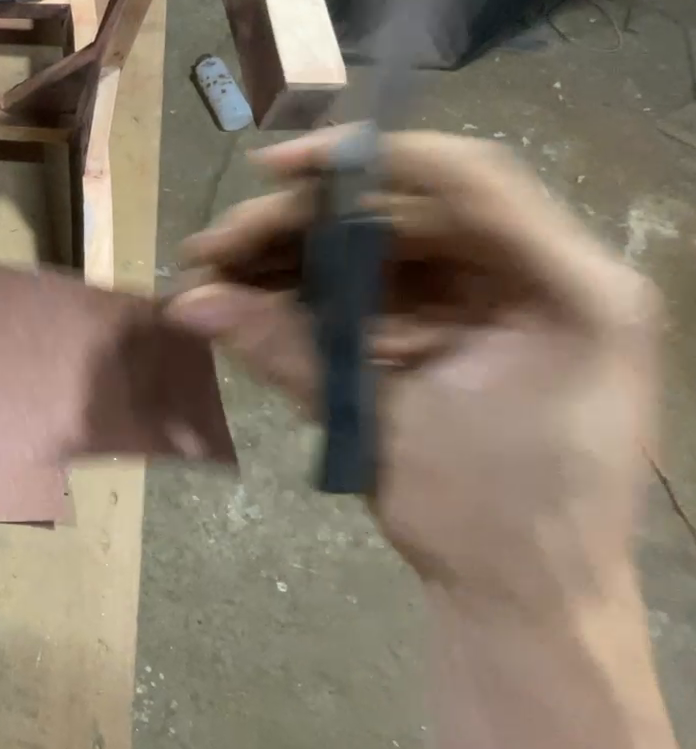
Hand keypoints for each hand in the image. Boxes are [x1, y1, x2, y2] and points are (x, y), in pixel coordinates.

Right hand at [166, 129, 660, 613]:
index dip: (364, 160)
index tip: (270, 169)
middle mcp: (527, 278)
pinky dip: (302, 296)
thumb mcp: (387, 419)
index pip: (465, 179)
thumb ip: (288, 350)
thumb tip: (187, 303)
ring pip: (371, 252)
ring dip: (287, 260)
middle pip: (398, 215)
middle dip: (295, 226)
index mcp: (560, 284)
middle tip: (209, 251)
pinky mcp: (442, 335)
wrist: (521, 589)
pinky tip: (244, 304)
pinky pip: (363, 295)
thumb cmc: (492, 509)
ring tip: (211, 279)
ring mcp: (483, 307)